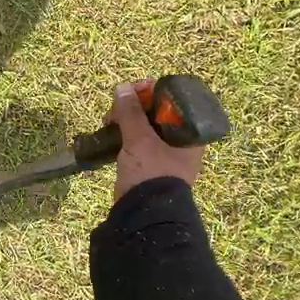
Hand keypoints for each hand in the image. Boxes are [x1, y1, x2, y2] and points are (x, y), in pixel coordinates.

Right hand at [108, 81, 204, 200]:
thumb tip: (122, 88)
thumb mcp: (140, 140)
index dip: (153, 92)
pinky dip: (125, 133)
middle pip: (158, 111)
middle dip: (134, 106)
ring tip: (108, 122)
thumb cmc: (151, 172)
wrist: (144, 211)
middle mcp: (182, 140)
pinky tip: (111, 132)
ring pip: (145, 124)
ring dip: (126, 119)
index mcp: (191, 133)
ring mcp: (166, 151)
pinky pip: (137, 138)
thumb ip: (130, 113)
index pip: (175, 100)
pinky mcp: (149, 161)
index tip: (132, 91)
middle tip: (115, 109)